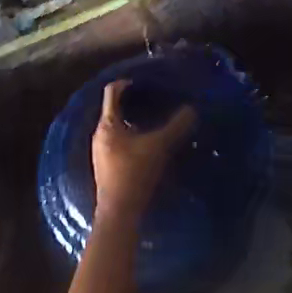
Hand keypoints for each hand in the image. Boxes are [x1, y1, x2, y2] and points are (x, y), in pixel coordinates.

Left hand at [90, 80, 196, 225]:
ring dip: (131, 120)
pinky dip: (129, 136)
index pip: (111, 92)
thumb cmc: (136, 172)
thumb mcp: (160, 145)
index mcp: (108, 124)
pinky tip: (145, 144)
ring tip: (152, 120)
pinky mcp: (105, 166)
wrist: (120, 211)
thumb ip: (177, 125)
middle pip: (112, 109)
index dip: (125, 83)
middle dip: (131, 102)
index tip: (141, 81)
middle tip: (153, 99)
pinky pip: (116, 141)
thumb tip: (192, 109)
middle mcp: (99, 135)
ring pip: (115, 127)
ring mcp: (100, 151)